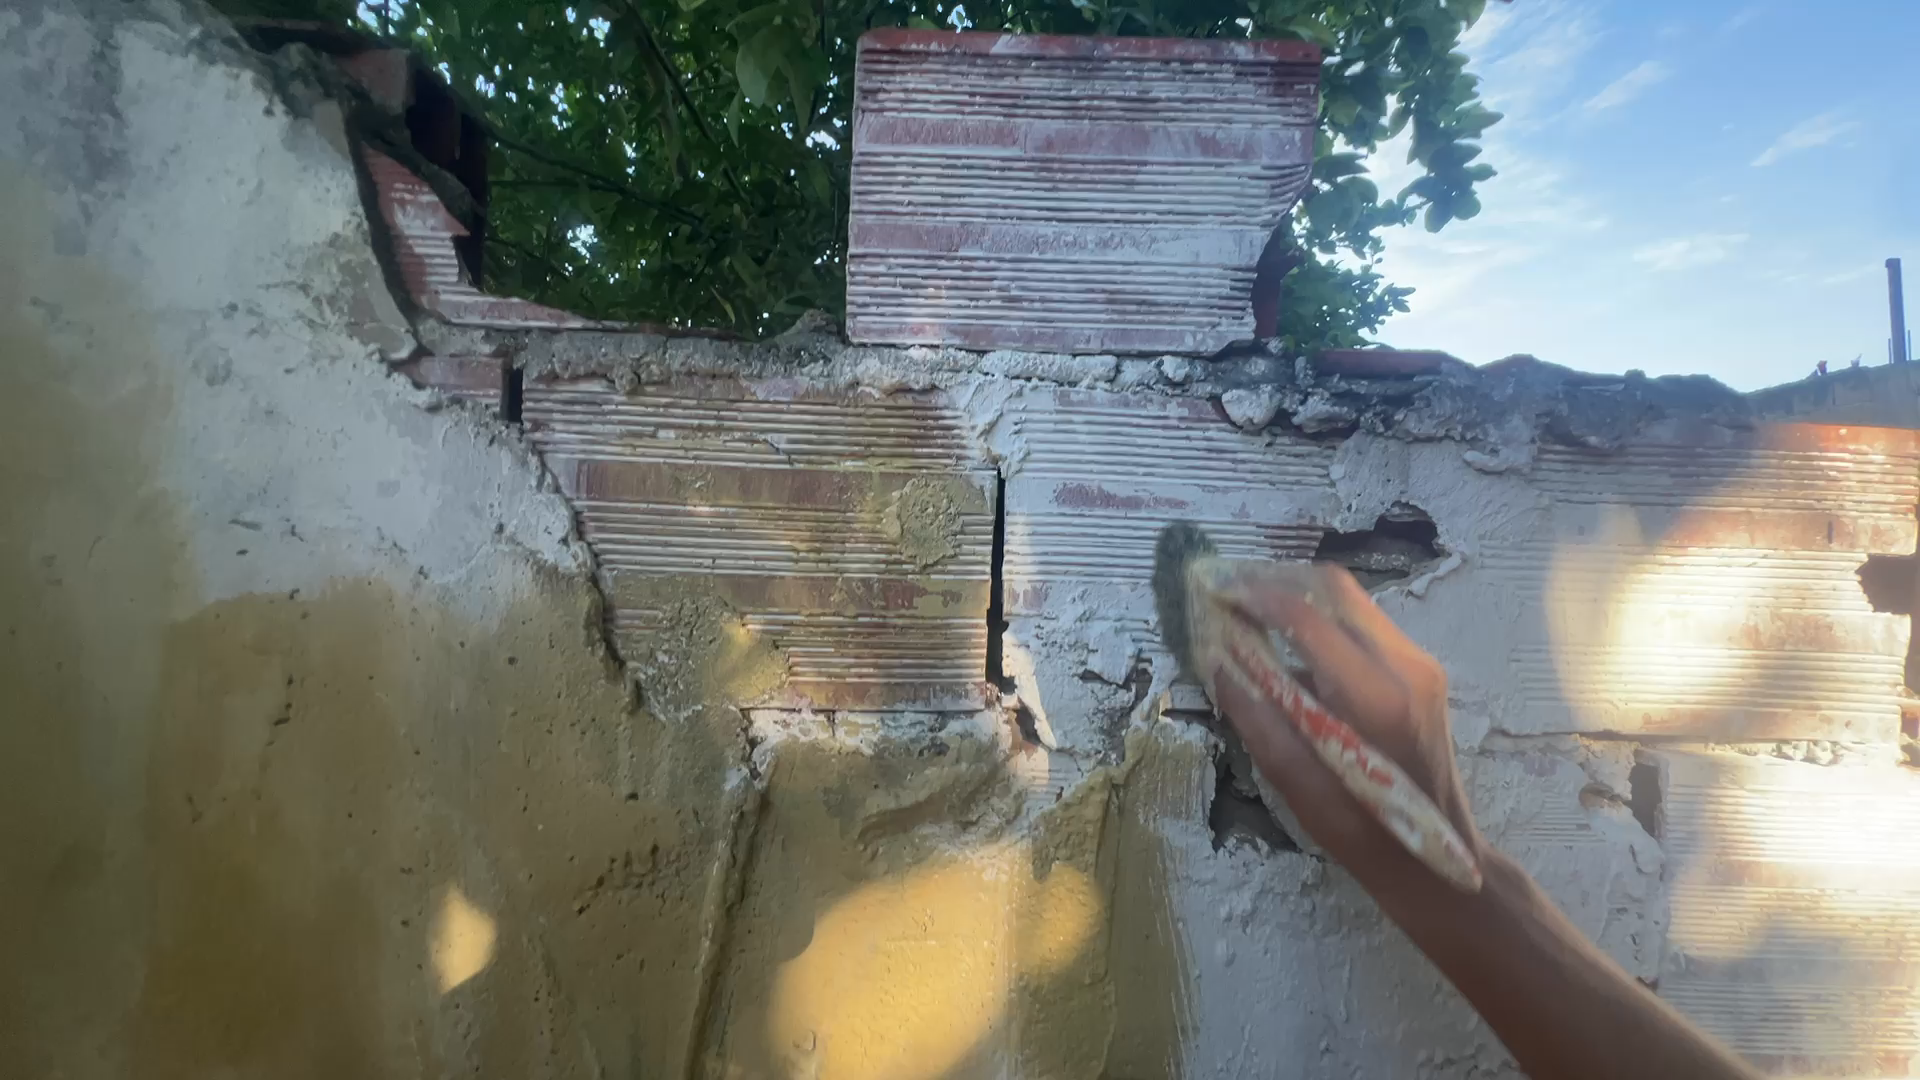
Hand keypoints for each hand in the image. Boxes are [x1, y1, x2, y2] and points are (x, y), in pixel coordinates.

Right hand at [1209, 563, 1483, 905]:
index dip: (1255, 596)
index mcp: (1376, 696)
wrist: (1442, 863)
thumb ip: (1255, 718)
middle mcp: (1405, 664)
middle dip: (1273, 580)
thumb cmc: (1364, 834)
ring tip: (1246, 606)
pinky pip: (1358, 618)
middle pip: (1332, 587)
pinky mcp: (1417, 667)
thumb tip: (1215, 662)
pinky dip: (1314, 613)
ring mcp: (1418, 662)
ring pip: (1346, 597)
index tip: (1214, 590)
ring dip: (1293, 593)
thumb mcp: (1297, 785)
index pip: (1307, 617)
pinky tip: (1282, 634)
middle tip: (1227, 590)